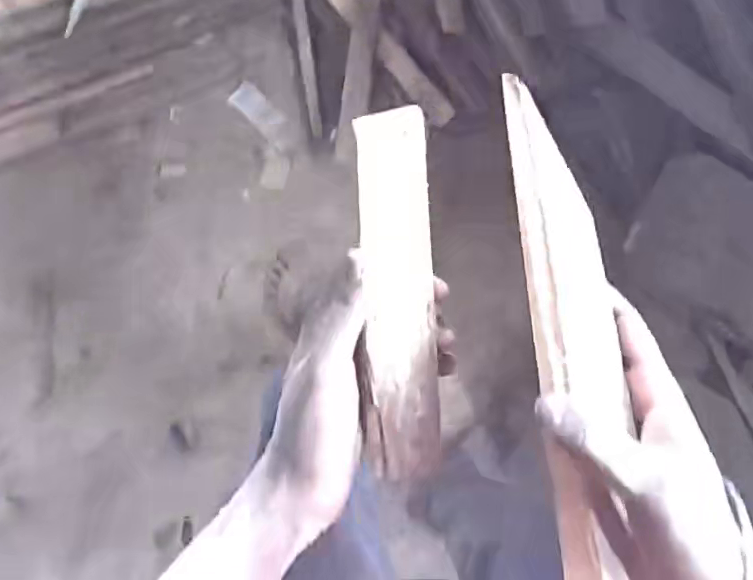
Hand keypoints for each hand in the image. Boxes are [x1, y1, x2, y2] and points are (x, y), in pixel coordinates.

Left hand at [257, 253, 456, 548]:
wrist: (301, 495)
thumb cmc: (311, 427)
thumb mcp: (327, 366)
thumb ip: (343, 314)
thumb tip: (360, 257)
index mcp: (325, 330)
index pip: (361, 286)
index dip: (393, 276)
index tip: (425, 280)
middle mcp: (340, 345)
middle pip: (383, 312)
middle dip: (416, 307)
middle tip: (446, 311)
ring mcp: (354, 374)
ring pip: (395, 341)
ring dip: (424, 336)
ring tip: (451, 346)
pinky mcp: (368, 401)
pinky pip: (400, 371)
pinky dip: (423, 365)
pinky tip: (444, 373)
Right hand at [536, 289, 752, 579]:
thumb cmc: (688, 529)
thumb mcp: (646, 481)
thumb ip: (596, 441)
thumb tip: (543, 399)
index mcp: (663, 404)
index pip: (634, 339)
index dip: (608, 306)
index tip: (576, 277)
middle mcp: (643, 416)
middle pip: (607, 363)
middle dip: (579, 336)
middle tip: (541, 311)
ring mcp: (627, 446)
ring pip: (591, 398)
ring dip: (566, 377)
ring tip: (532, 351)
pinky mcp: (611, 477)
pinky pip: (581, 435)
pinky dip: (561, 421)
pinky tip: (539, 414)